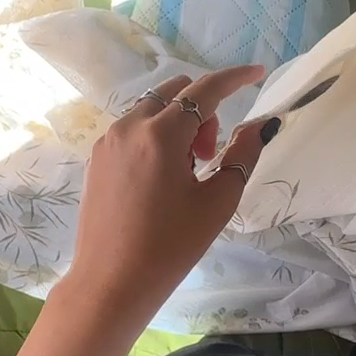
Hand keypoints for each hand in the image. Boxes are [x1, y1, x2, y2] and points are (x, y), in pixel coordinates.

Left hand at [63, 66, 272, 319]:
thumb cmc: (170, 247)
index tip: (258, 73)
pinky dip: (157, 135)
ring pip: (153, 107)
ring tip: (188, 169)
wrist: (111, 282)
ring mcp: (108, 140)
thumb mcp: (218, 202)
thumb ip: (242, 155)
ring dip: (180, 122)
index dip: (236, 78)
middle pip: (176, 92)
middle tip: (212, 154)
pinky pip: (134, 127)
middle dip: (204, 109)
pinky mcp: (97, 156)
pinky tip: (163, 176)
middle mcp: (129, 126)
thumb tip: (258, 125)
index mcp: (161, 134)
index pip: (206, 90)